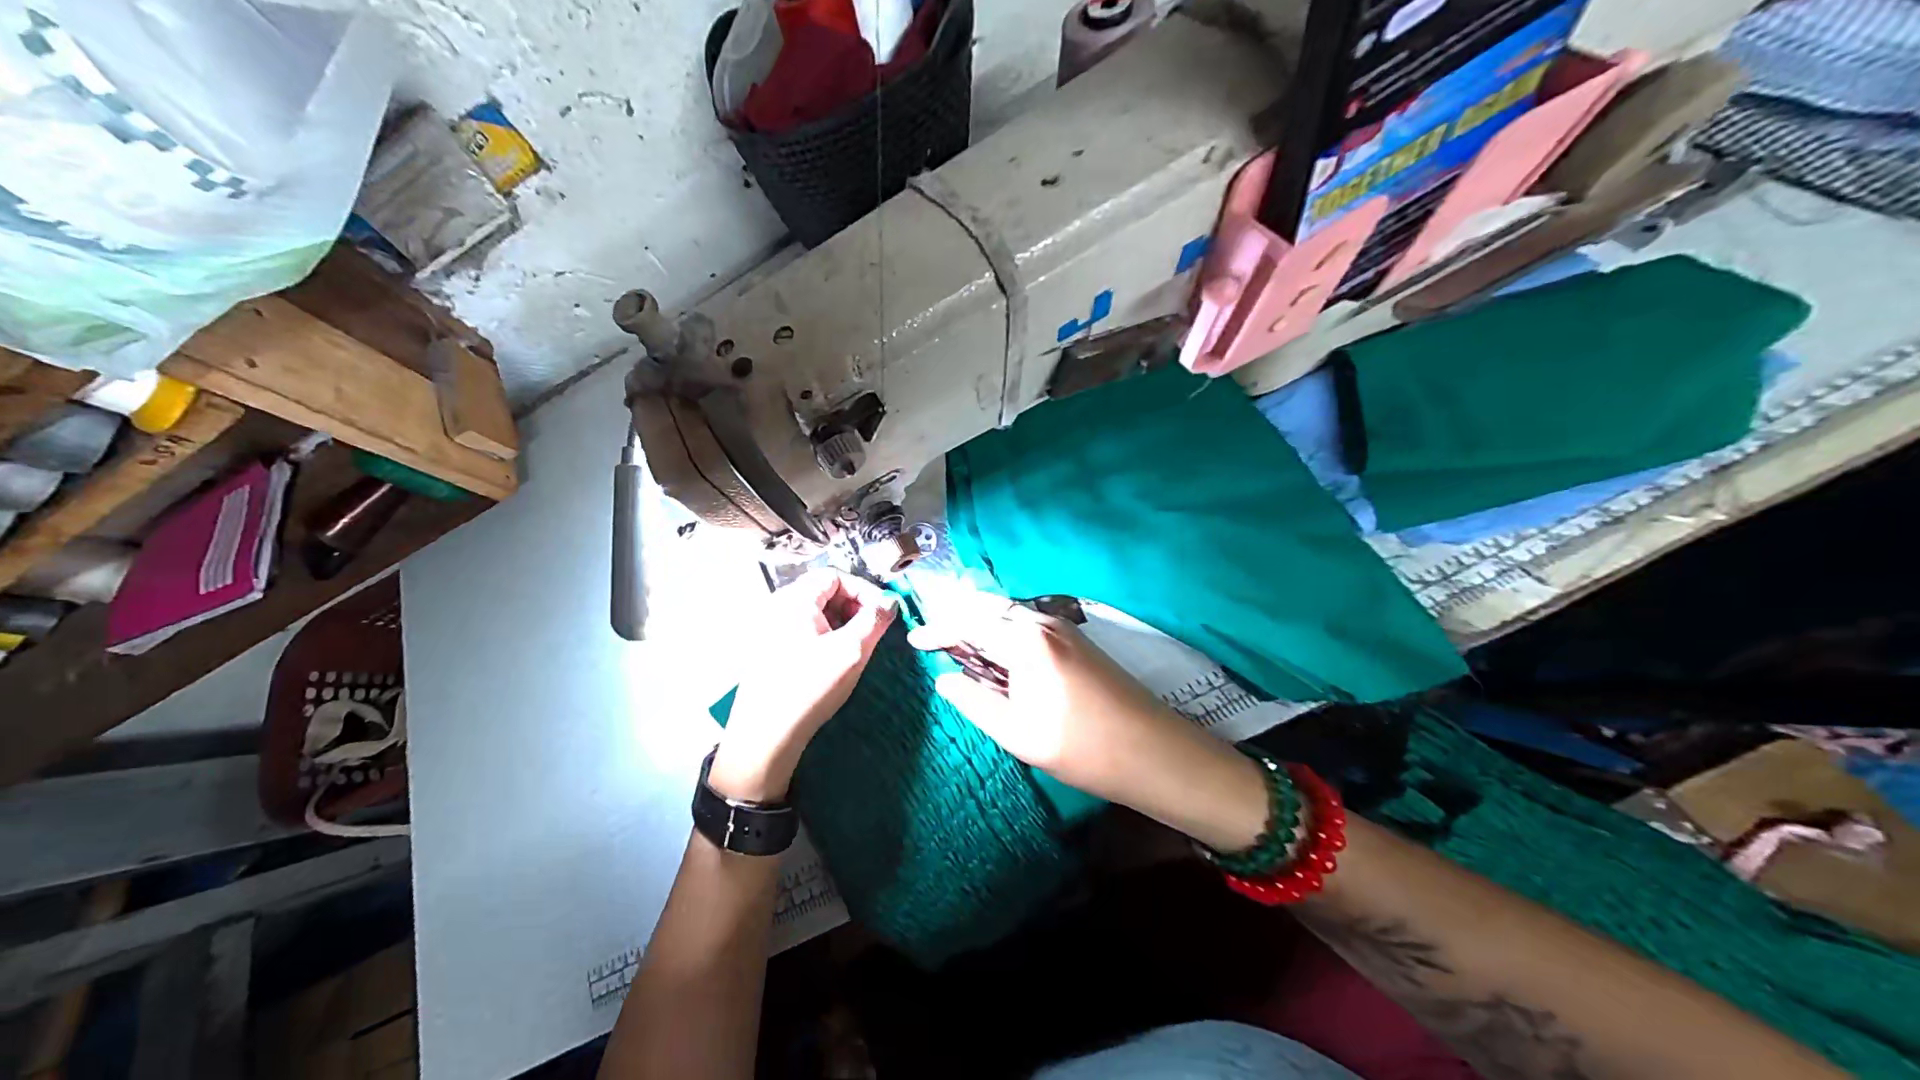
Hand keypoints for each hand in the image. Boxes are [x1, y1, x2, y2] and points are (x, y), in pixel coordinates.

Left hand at [709, 569, 895, 801]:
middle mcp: (778, 606)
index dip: (864, 589)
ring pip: (816, 613)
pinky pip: (804, 630)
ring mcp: (770, 628)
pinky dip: (825, 637)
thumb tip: (890, 601)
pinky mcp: (769, 650)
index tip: (882, 613)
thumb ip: (875, 620)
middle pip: (824, 591)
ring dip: (842, 624)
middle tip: (871, 631)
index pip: (835, 575)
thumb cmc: (809, 688)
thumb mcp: (851, 651)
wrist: (766, 734)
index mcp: (794, 599)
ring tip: (855, 649)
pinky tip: (834, 662)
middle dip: (854, 607)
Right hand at [906, 589, 1268, 852]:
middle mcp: (1044, 623)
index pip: (970, 624)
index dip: (938, 630)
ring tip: (957, 642)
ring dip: (981, 622)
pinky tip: (996, 650)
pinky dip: (1003, 629)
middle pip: (990, 608)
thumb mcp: (1018, 732)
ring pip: (1010, 614)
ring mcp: (1065, 628)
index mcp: (1026, 640)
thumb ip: (974, 701)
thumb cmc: (1082, 747)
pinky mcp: (1077, 641)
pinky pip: (1028, 623)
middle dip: (958, 618)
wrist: (1154, 751)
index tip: (913, 640)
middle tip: (932, 637)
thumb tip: (944, 678)